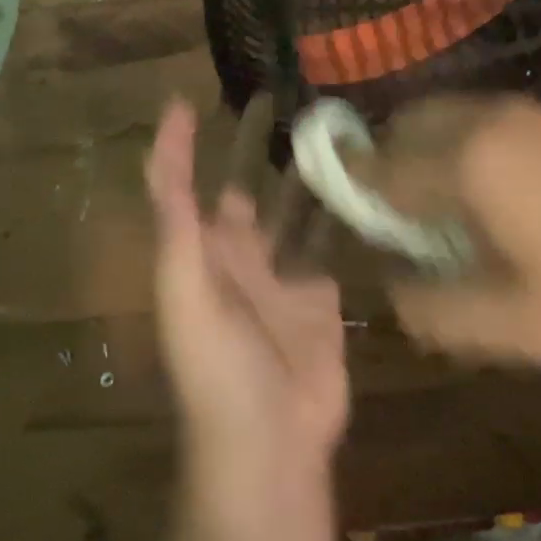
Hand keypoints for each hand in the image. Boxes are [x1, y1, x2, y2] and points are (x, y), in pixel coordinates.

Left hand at [144, 101, 345, 540]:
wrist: (273, 445)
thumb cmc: (219, 372)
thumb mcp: (188, 298)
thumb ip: (183, 229)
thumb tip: (168, 154)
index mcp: (202, 258)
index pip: (187, 188)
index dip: (183, 147)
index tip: (192, 97)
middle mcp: (243, 260)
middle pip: (251, 191)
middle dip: (262, 148)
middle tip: (291, 95)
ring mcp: (288, 279)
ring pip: (299, 213)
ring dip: (312, 176)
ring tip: (339, 129)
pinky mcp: (328, 299)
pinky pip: (336, 247)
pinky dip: (348, 217)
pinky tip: (372, 185)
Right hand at [366, 96, 540, 364]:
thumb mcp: (513, 324)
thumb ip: (435, 310)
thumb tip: (394, 290)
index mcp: (468, 161)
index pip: (378, 168)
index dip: (357, 201)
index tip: (358, 238)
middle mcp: (489, 120)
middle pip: (406, 127)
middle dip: (387, 169)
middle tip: (400, 232)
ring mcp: (528, 113)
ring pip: (447, 121)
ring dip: (427, 159)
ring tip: (445, 224)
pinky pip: (484, 125)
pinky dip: (464, 153)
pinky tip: (491, 207)